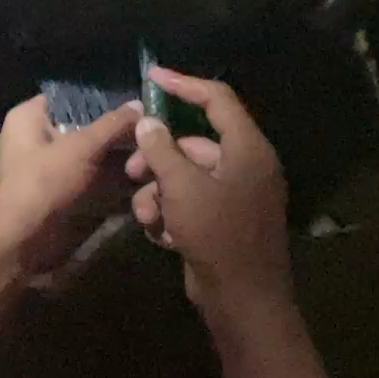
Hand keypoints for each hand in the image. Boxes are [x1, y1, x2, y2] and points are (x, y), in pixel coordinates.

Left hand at [0, 95, 140, 273]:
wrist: (23, 240)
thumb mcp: (80, 147)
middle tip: (153, 132)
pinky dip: (113, 179)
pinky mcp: (61, 192)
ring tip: (154, 153)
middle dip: (116, 132)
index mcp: (27, 118)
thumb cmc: (44, 181)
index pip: (68, 99)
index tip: (136, 103)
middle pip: (83, 128)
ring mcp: (49, 168)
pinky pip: (91, 178)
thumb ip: (111, 125)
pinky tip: (143, 177)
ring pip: (90, 155)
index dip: (100, 100)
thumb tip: (139, 104)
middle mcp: (35, 138)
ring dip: (119, 157)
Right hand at [125, 69, 291, 322]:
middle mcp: (245, 166)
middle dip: (157, 158)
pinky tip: (159, 234)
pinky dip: (169, 213)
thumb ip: (162, 150)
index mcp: (247, 150)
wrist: (242, 300)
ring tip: (145, 215)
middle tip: (130, 171)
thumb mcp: (181, 187)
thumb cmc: (216, 235)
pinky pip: (189, 201)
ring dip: (158, 192)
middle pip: (192, 143)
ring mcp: (235, 196)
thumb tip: (147, 123)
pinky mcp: (222, 221)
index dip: (184, 85)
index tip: (151, 77)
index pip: (217, 100)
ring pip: (185, 176)